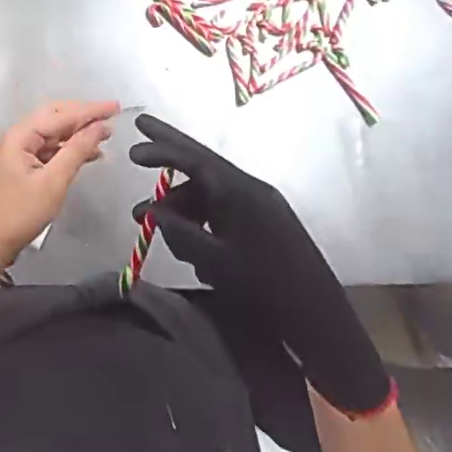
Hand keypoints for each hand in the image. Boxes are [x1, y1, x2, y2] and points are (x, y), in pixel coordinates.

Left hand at [0, 100, 117, 270]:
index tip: (116, 106)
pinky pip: (51, 150)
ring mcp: (21, 153)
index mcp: (21, 135)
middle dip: (83, 116)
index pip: (61, 115)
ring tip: (106, 136)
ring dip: (79, 133)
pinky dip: (70, 149)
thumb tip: (98, 127)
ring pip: (54, 134)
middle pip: (55, 118)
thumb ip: (76, 151)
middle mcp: (19, 138)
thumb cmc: (19, 213)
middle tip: (111, 116)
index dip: (90, 110)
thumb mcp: (52, 183)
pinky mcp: (24, 168)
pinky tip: (89, 154)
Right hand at [129, 114, 390, 415]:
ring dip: (178, 204)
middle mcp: (249, 189)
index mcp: (240, 192)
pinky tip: (185, 246)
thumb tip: (150, 211)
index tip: (134, 143)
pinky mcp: (261, 221)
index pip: (195, 159)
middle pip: (201, 165)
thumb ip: (180, 232)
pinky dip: (197, 219)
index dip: (162, 148)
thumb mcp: (215, 261)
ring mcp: (257, 204)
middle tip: (140, 136)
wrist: (317, 315)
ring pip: (206, 193)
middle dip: (168, 151)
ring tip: (149, 224)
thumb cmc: (265, 287)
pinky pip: (220, 210)